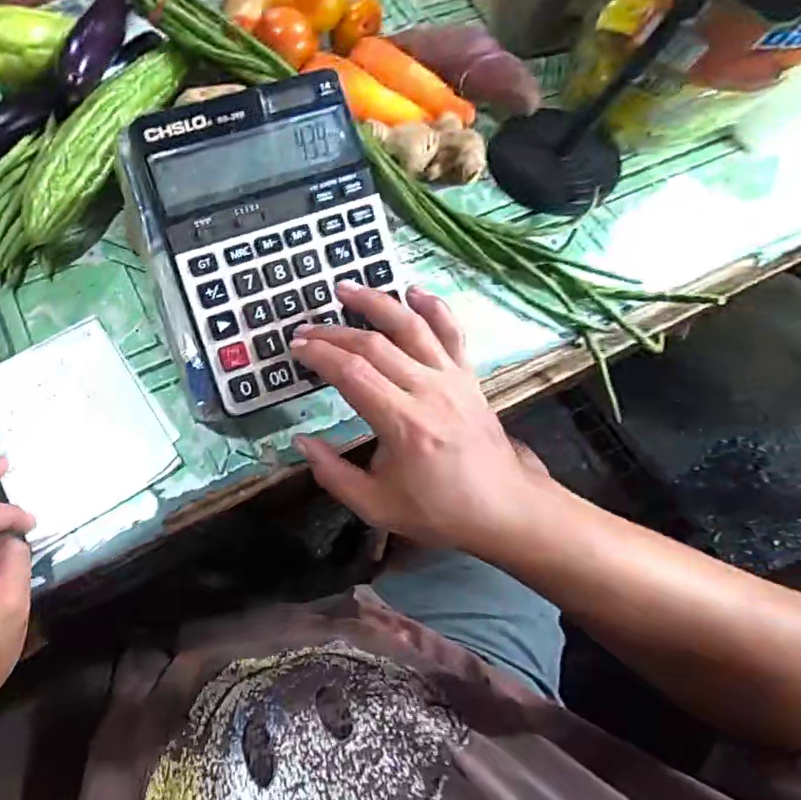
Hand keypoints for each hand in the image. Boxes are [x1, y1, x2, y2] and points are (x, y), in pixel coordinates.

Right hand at [290, 283, 566, 563]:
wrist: (504, 510)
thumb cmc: (438, 511)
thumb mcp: (375, 506)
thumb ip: (332, 474)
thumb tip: (301, 441)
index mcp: (403, 424)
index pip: (352, 373)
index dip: (320, 355)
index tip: (296, 348)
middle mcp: (429, 392)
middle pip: (374, 345)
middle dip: (333, 332)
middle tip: (305, 329)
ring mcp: (453, 379)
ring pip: (411, 327)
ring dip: (376, 303)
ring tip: (346, 288)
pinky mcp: (469, 377)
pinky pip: (451, 332)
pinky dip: (433, 307)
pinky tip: (413, 291)